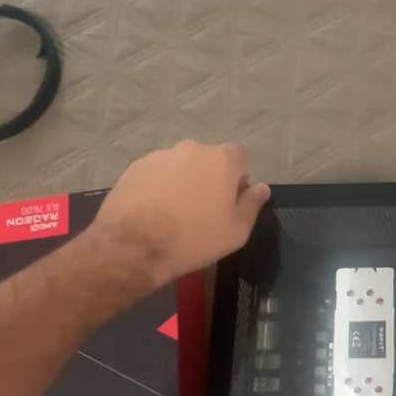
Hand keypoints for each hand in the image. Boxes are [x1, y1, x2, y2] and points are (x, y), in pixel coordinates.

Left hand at [88, 140, 271, 284]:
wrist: (134, 246)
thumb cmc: (194, 238)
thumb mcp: (236, 231)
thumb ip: (252, 204)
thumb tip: (261, 188)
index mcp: (221, 160)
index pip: (239, 157)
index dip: (237, 178)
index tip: (230, 201)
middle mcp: (191, 149)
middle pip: (207, 160)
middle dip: (208, 179)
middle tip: (202, 210)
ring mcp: (159, 156)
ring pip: (180, 167)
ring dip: (182, 182)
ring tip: (173, 214)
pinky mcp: (134, 168)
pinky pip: (156, 174)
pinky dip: (158, 188)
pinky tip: (152, 213)